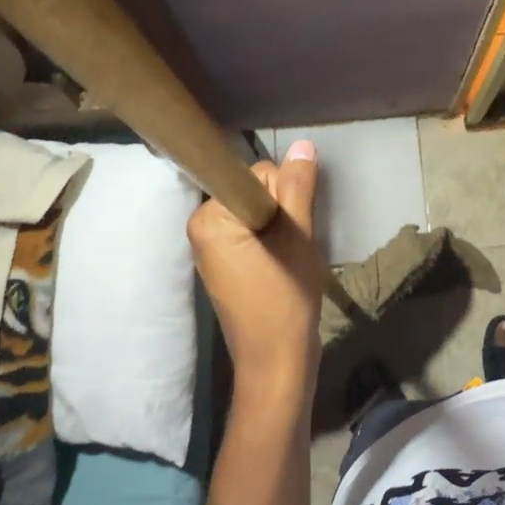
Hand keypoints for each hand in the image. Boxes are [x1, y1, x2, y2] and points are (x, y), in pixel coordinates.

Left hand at [187, 140, 327, 402]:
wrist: (276, 360)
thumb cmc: (285, 297)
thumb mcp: (298, 236)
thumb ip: (297, 188)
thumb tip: (303, 145)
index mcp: (210, 217)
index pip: (258, 174)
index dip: (286, 194)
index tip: (293, 226)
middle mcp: (201, 226)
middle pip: (255, 189)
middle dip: (282, 209)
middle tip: (294, 243)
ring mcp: (210, 246)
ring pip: (258, 210)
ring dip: (281, 224)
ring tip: (290, 255)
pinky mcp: (223, 262)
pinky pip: (251, 229)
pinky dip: (272, 238)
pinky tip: (283, 262)